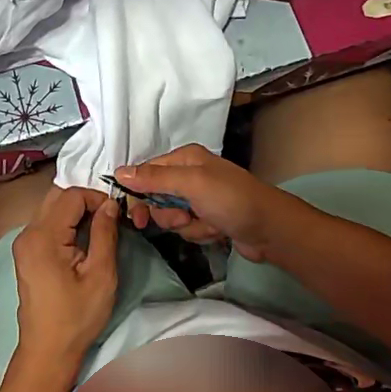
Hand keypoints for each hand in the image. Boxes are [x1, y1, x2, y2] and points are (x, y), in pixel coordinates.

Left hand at [10, 187, 119, 370]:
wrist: (48, 349)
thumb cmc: (76, 317)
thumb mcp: (101, 275)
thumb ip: (105, 234)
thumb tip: (110, 204)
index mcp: (43, 237)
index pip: (71, 195)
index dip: (96, 197)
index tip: (117, 213)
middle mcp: (27, 233)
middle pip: (57, 196)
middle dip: (85, 199)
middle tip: (110, 216)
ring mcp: (23, 242)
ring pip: (51, 207)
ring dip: (76, 209)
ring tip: (100, 226)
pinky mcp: (26, 251)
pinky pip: (46, 223)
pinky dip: (66, 221)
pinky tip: (83, 236)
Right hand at [114, 145, 282, 260]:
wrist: (272, 230)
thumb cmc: (231, 200)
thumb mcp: (191, 184)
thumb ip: (154, 178)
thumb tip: (118, 173)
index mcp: (184, 159)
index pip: (145, 173)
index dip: (138, 195)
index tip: (137, 217)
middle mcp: (190, 175)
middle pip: (156, 197)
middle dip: (168, 214)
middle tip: (183, 219)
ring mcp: (200, 198)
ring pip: (171, 216)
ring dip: (186, 226)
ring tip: (208, 224)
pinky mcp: (208, 218)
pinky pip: (188, 228)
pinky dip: (199, 233)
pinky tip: (217, 231)